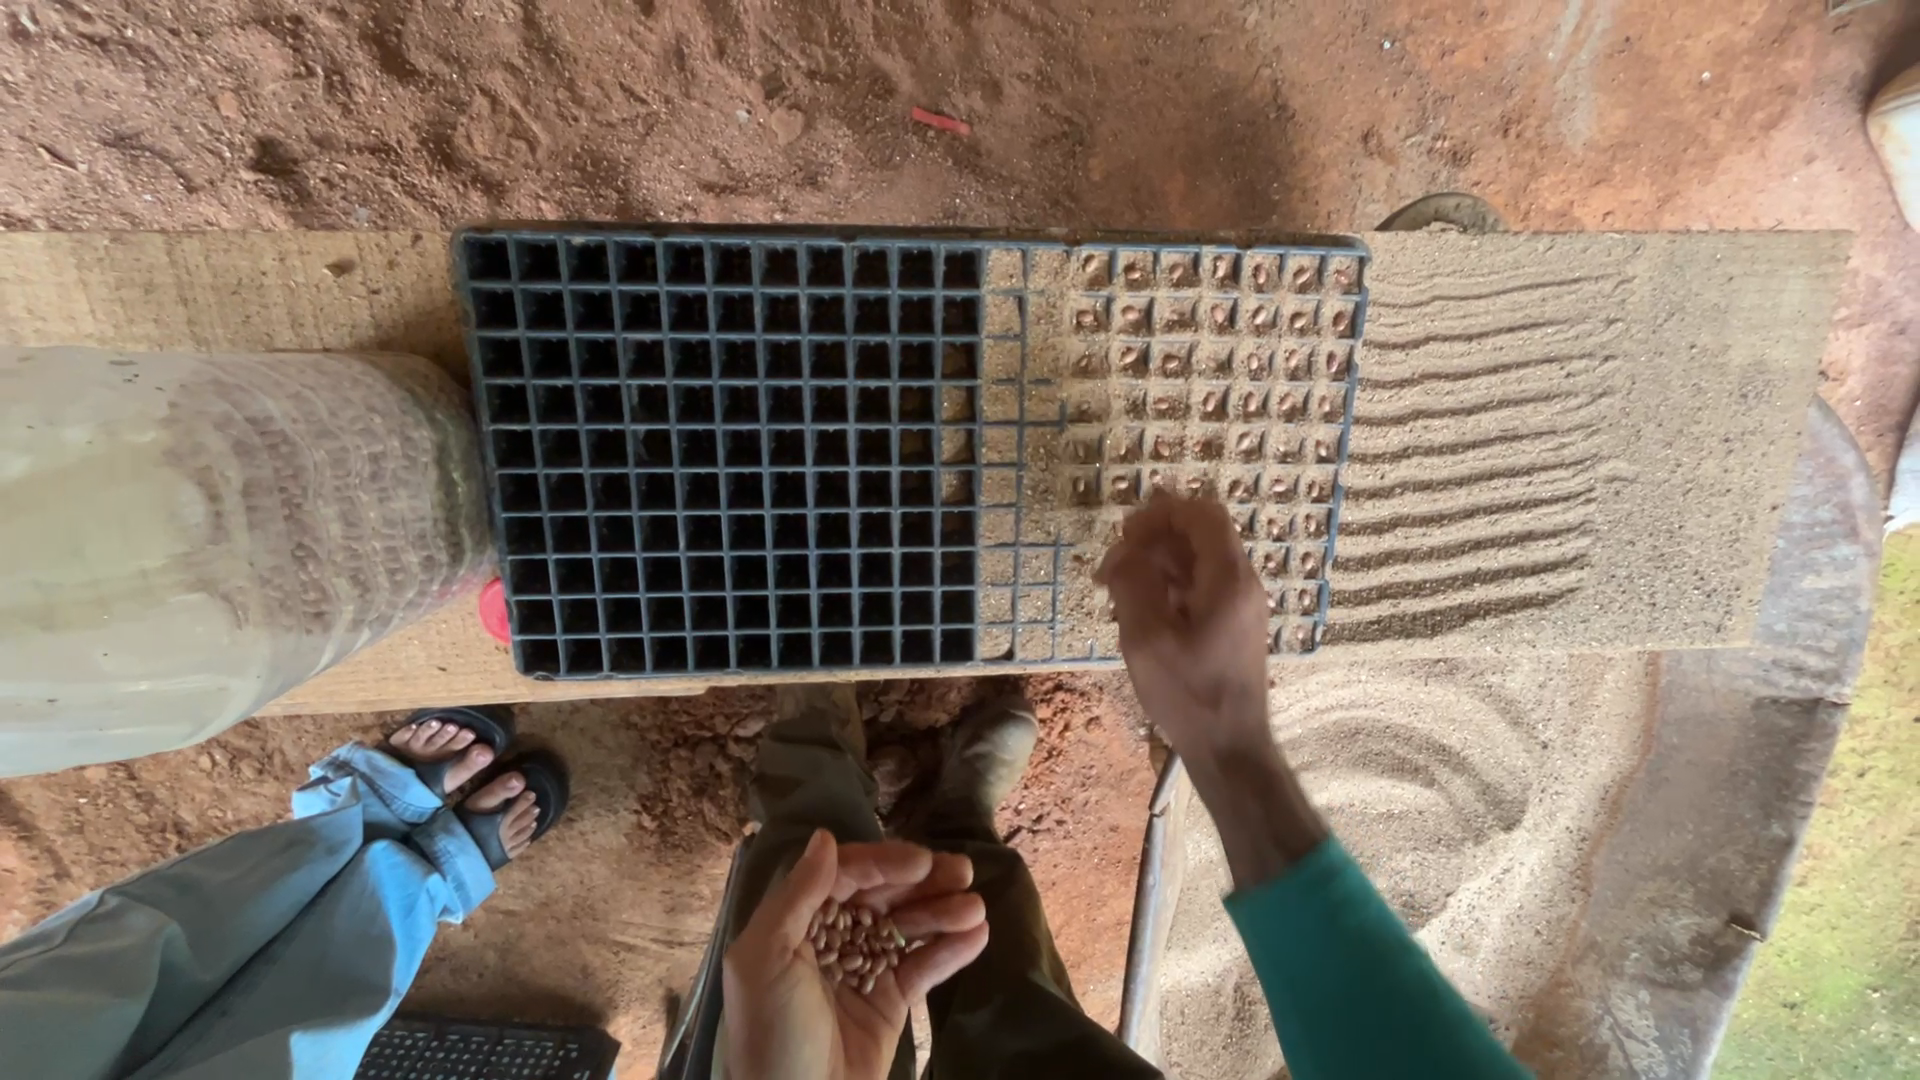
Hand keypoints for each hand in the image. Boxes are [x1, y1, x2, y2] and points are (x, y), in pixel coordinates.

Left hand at [722, 830, 988, 1079]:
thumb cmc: (773, 1035)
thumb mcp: (765, 961)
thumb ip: (796, 896)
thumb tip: (825, 836)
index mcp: (798, 922)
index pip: (846, 876)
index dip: (884, 863)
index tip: (921, 862)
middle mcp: (832, 937)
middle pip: (883, 895)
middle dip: (923, 881)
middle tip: (964, 872)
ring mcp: (864, 968)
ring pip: (908, 927)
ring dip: (943, 912)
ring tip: (977, 907)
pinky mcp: (890, 1002)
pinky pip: (922, 967)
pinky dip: (950, 950)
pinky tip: (978, 934)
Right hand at [1094, 491, 1271, 758]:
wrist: (1229, 747)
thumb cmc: (1188, 695)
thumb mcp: (1147, 639)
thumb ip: (1132, 584)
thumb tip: (1124, 552)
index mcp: (1228, 579)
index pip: (1202, 515)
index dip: (1161, 512)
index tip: (1124, 532)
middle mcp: (1240, 583)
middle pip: (1197, 534)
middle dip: (1150, 540)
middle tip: (1111, 565)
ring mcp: (1238, 604)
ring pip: (1194, 560)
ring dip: (1154, 564)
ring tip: (1115, 589)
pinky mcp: (1230, 624)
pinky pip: (1197, 586)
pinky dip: (1165, 586)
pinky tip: (1137, 610)